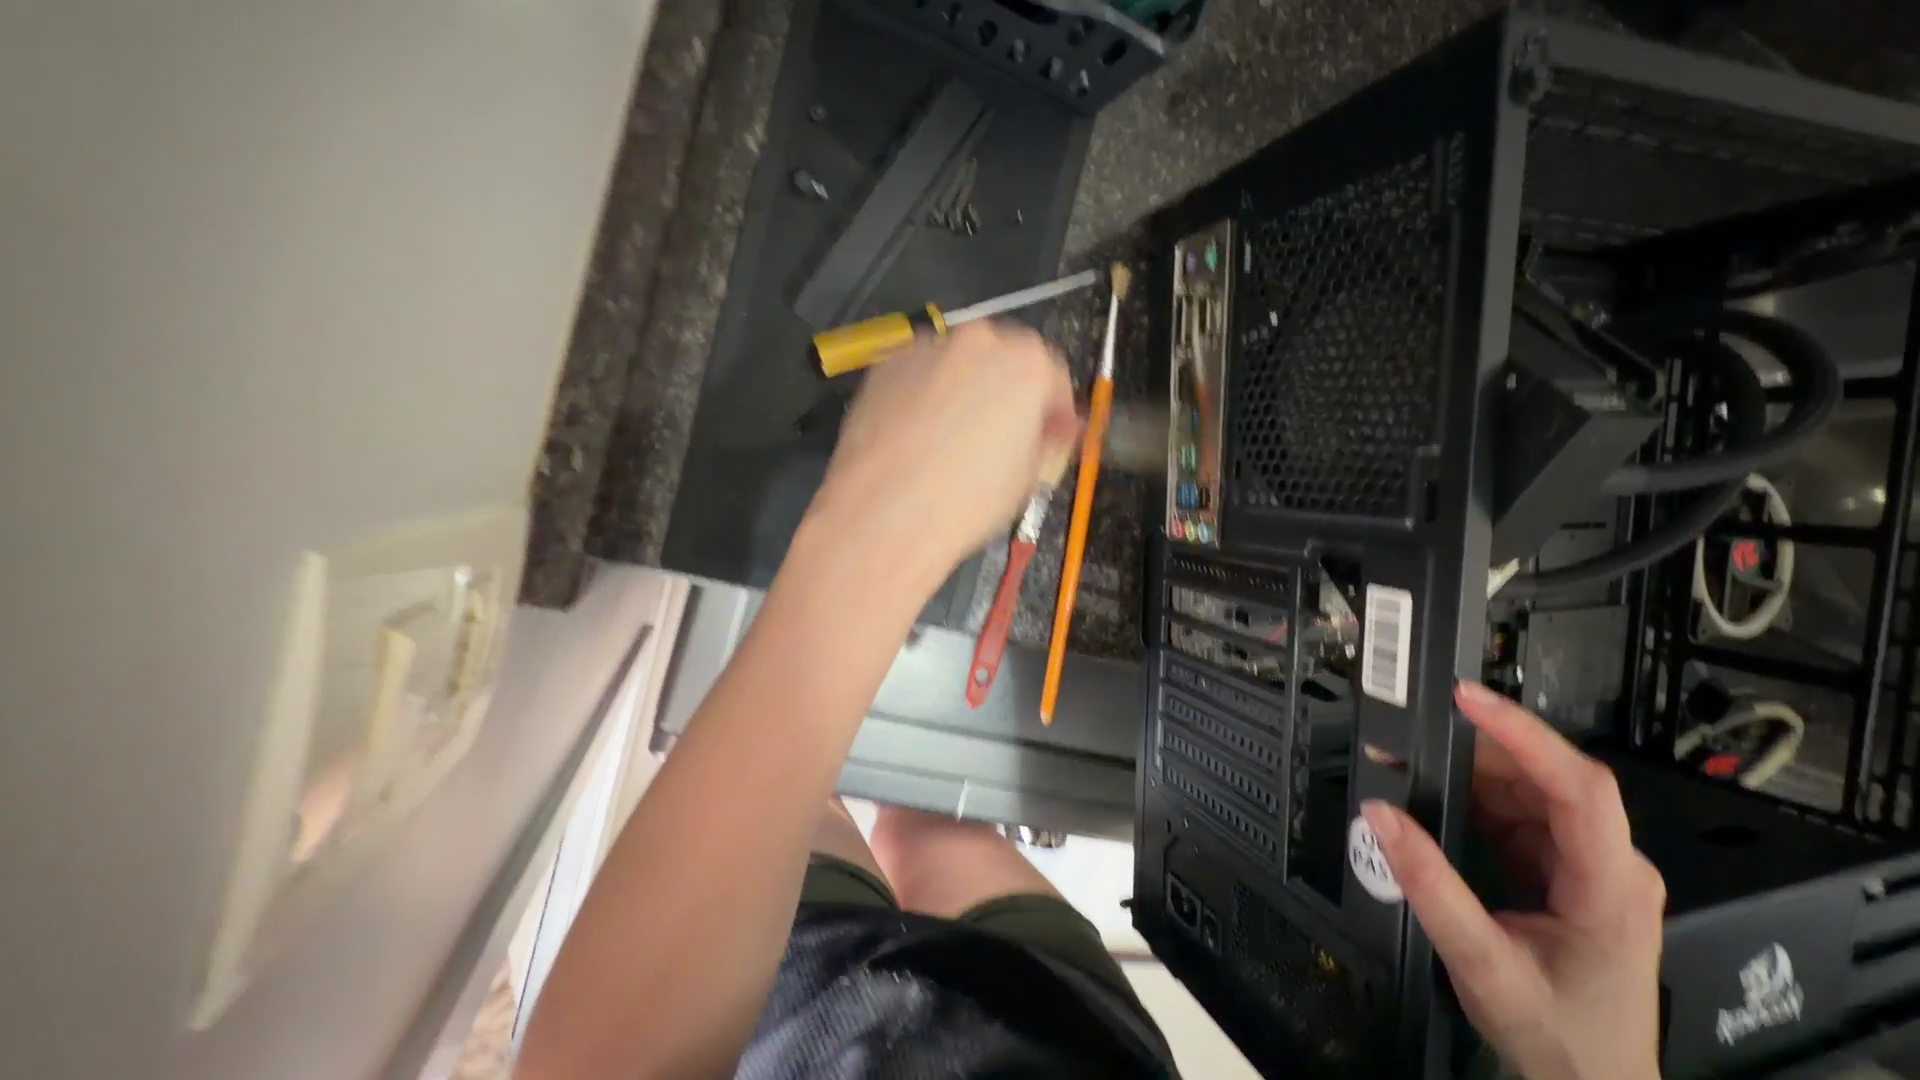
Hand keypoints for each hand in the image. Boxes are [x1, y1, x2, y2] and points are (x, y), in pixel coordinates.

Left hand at [806, 321, 1078, 581]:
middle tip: (1003, 437)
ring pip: (957, 365)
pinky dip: (924, 396)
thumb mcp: (1029, 477)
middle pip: (1004, 360)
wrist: (885, 511)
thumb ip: (1044, 442)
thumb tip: (1048, 434)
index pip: (1054, 378)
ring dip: (963, 392)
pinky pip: (918, 376)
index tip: (1051, 437)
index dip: (1054, 412)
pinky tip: (919, 437)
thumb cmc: (968, 498)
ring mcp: (927, 348)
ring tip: (954, 440)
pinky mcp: (886, 366)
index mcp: (1028, 363)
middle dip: (1007, 394)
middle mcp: (979, 341)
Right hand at [1360, 682, 1665, 1079]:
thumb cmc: (1556, 1034)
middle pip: (1551, 778)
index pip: (1578, 786)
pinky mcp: (1567, 869)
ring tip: (1415, 769)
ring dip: (1473, 775)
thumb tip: (1380, 815)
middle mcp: (1612, 864)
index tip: (1466, 700)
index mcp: (1611, 885)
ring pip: (1532, 791)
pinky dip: (1475, 800)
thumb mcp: (1482, 964)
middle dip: (1481, 750)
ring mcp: (1591, 865)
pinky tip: (1439, 802)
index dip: (1522, 734)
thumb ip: (1429, 887)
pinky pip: (1522, 814)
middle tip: (1413, 739)